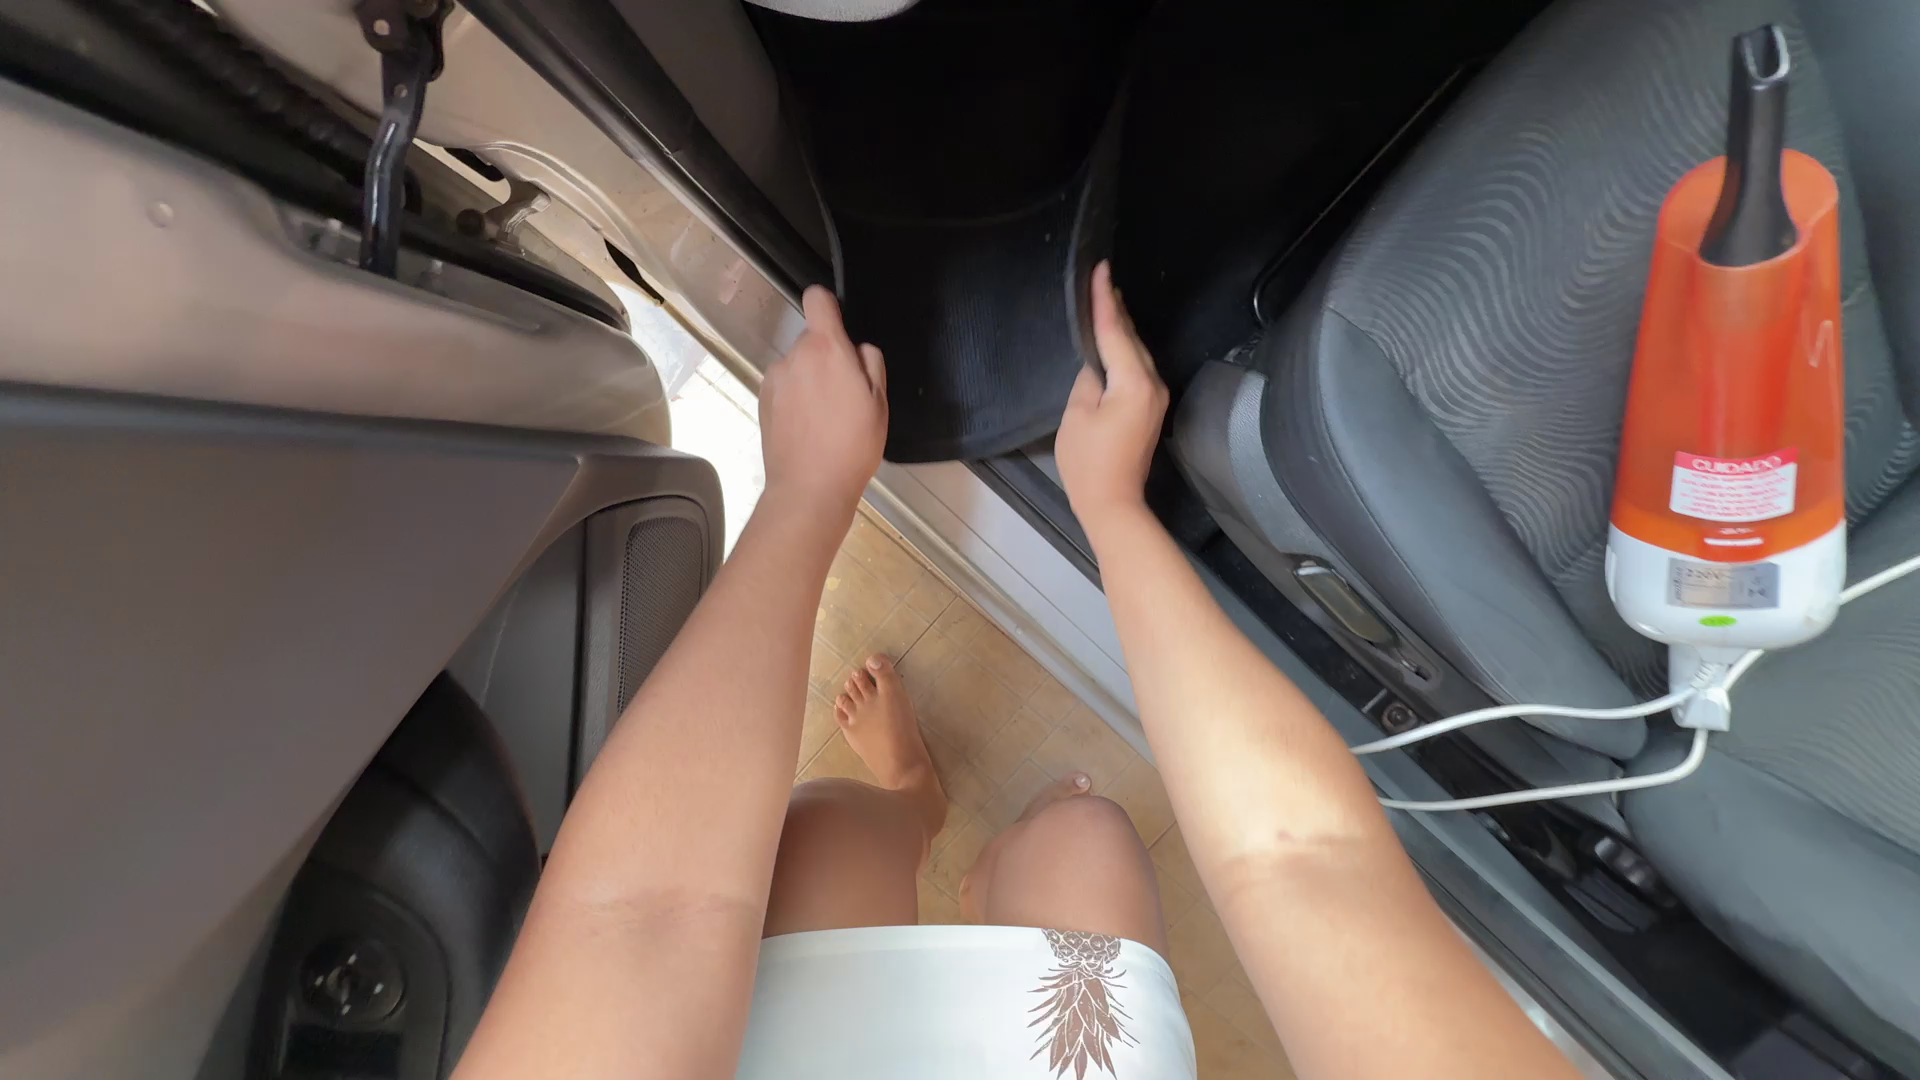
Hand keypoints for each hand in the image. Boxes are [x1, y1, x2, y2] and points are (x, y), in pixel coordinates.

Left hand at [759, 286, 887, 513]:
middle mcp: (794, 356)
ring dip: (811, 381)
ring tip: (827, 418)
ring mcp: (774, 379)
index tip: (840, 328)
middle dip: (828, 357)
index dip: (830, 307)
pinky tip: (809, 428)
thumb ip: (871, 364)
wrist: (809, 488)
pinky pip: (785, 388)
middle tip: (847, 395)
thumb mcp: (879, 403)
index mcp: (826, 348)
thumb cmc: (852, 445)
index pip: (817, 299)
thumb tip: (858, 350)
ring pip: (798, 367)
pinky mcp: (763, 402)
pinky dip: (796, 399)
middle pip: (812, 340)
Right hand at [1056, 261, 1167, 539]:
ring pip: (1137, 352)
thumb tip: (1097, 365)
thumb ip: (1088, 380)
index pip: (1115, 331)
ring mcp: (1155, 397)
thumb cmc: (1088, 463)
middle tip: (1101, 278)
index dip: (1104, 300)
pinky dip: (1125, 350)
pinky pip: (1138, 368)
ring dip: (1121, 329)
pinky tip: (1114, 340)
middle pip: (1132, 338)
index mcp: (1133, 383)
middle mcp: (1152, 384)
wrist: (1112, 502)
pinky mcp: (1150, 409)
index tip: (1100, 269)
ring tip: (1106, 301)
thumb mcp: (1076, 415)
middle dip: (1115, 309)